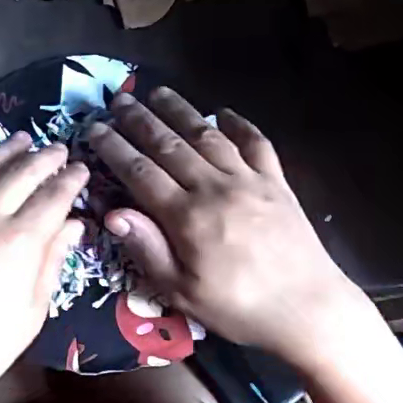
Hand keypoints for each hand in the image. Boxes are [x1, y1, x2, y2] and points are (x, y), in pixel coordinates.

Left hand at [0, 133, 87, 402]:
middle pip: (20, 173)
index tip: (81, 171)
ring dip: (5, 150)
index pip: (53, 197)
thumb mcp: (30, 313)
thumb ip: (51, 262)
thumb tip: (72, 226)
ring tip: (22, 139)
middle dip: (45, 157)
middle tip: (60, 149)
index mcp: (18, 242)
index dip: (70, 181)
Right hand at [90, 88, 368, 363]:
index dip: (114, 149)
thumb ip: (148, 249)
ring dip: (180, 111)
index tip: (94, 129)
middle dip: (140, 120)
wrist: (308, 309)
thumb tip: (113, 213)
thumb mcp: (182, 292)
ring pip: (208, 136)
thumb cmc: (239, 309)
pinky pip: (256, 144)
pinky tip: (224, 112)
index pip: (141, 173)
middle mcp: (215, 188)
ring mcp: (249, 180)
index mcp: (187, 217)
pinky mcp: (277, 183)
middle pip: (170, 145)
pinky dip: (239, 124)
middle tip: (118, 100)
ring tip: (158, 93)